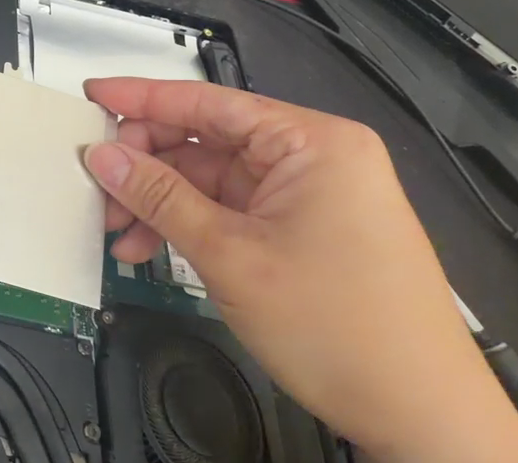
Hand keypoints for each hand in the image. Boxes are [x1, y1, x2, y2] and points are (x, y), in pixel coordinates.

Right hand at [81, 79, 517, 462]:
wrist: (424, 422)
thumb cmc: (345, 331)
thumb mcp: (230, 255)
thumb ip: (159, 196)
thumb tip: (103, 155)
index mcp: (313, 143)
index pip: (209, 101)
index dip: (142, 98)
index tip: (93, 95)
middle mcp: (315, 158)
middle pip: (206, 140)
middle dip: (147, 166)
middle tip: (99, 184)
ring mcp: (309, 195)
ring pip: (210, 178)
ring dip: (161, 202)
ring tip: (120, 232)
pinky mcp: (303, 228)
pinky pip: (229, 209)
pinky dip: (189, 225)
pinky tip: (152, 248)